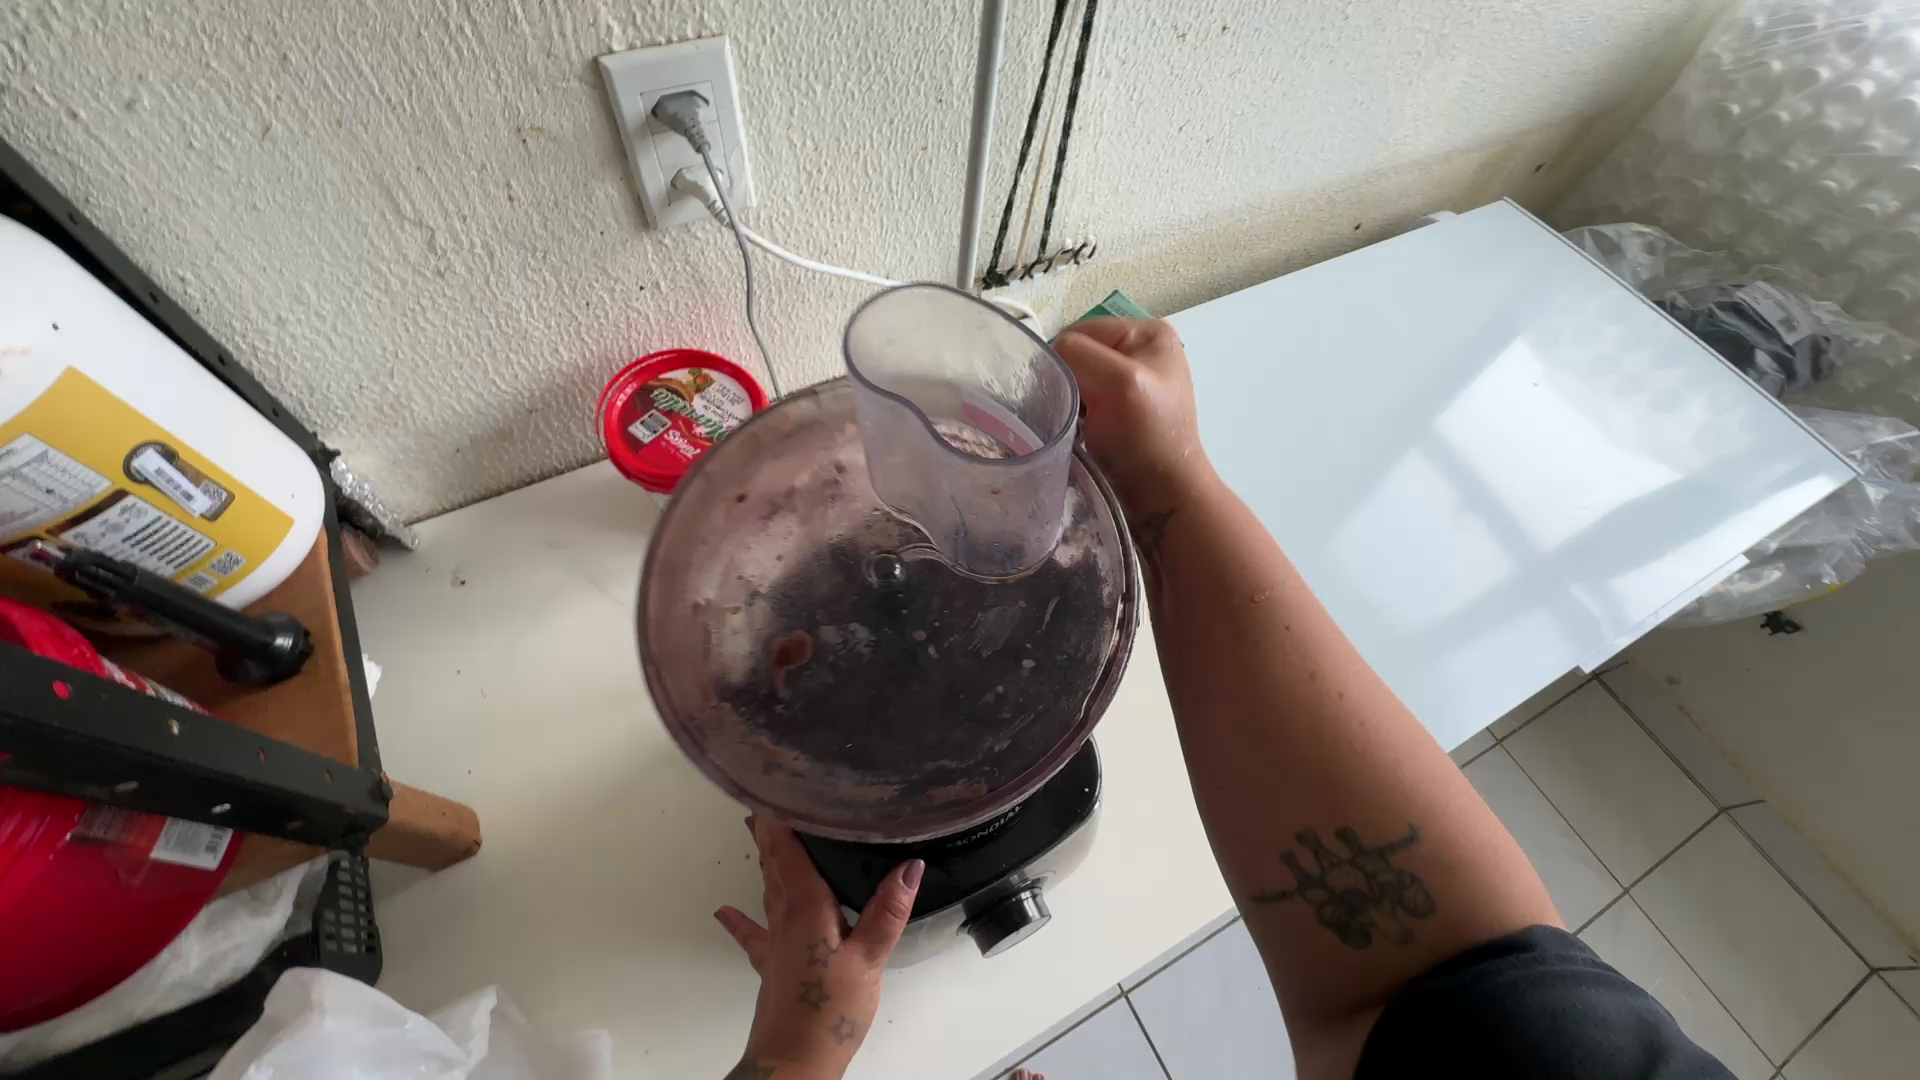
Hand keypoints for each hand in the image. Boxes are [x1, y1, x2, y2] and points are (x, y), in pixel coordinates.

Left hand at [715, 816, 924, 1079]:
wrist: (793, 1066)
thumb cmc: (829, 1012)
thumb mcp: (869, 960)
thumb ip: (888, 911)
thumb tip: (910, 865)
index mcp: (807, 907)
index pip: (788, 850)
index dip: (779, 816)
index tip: (773, 783)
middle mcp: (786, 916)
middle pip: (775, 861)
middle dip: (770, 827)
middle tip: (765, 793)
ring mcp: (776, 941)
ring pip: (768, 886)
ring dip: (764, 856)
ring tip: (754, 828)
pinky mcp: (774, 965)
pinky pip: (755, 933)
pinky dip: (740, 919)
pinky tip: (723, 912)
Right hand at [1054, 317, 1214, 518]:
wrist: (1162, 495)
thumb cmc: (1145, 437)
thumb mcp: (1117, 381)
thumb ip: (1078, 355)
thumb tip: (1047, 360)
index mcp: (1147, 332)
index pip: (1080, 331)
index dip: (1063, 360)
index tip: (1065, 396)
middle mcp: (1142, 351)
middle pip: (1078, 354)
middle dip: (1067, 381)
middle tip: (1070, 413)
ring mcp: (1133, 382)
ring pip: (1077, 379)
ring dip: (1069, 401)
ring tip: (1075, 426)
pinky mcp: (1122, 411)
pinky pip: (1084, 402)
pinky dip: (1075, 416)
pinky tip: (1080, 433)